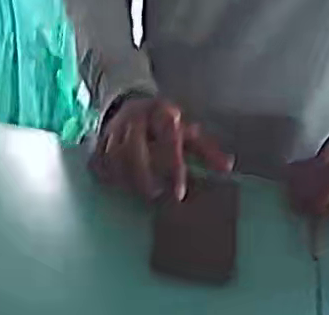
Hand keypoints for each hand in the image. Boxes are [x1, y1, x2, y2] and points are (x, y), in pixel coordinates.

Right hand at [89, 95, 232, 201]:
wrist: (131, 104)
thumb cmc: (166, 126)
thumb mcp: (189, 134)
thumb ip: (207, 152)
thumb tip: (228, 167)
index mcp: (162, 113)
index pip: (168, 139)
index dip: (174, 168)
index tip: (179, 194)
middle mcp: (136, 118)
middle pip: (134, 151)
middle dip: (145, 178)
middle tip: (155, 196)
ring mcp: (115, 129)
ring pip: (116, 159)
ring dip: (128, 181)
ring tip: (141, 192)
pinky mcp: (100, 141)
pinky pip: (101, 163)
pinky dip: (110, 177)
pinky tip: (122, 184)